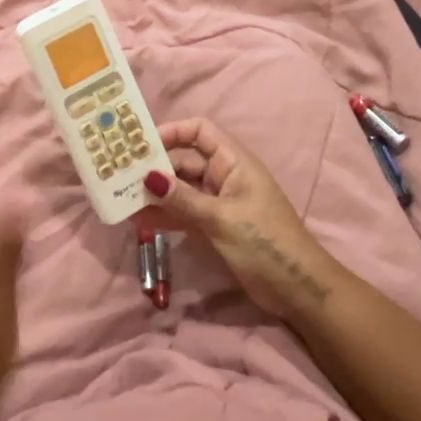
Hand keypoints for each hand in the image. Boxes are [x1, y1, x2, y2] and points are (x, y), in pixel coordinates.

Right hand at [139, 118, 340, 320]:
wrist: (298, 289)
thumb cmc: (266, 242)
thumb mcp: (222, 218)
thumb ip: (183, 198)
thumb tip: (148, 176)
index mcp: (234, 162)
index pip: (200, 131)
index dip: (173, 131)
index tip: (143, 144)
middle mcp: (225, 176)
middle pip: (185, 160)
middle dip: (156, 167)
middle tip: (122, 176)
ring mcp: (219, 202)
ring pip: (182, 189)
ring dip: (156, 194)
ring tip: (124, 200)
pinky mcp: (215, 227)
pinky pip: (185, 213)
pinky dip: (166, 215)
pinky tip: (141, 222)